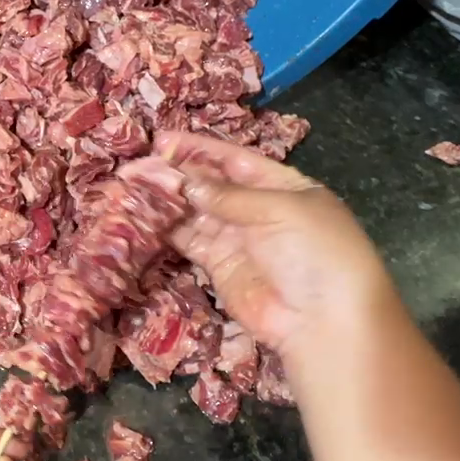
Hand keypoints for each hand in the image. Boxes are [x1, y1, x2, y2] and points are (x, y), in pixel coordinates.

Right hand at [155, 131, 404, 364]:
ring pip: (195, 210)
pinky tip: (146, 214)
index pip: (235, 160)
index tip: (164, 140)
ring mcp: (236, 237)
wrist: (323, 320)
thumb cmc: (315, 252)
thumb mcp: (281, 210)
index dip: (201, 149)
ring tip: (136, 185)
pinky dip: (168, 228)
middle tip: (142, 165)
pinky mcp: (218, 265)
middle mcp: (256, 209)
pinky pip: (189, 239)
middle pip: (211, 184)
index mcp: (282, 186)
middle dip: (179, 173)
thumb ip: (230, 195)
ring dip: (169, 199)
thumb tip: (187, 182)